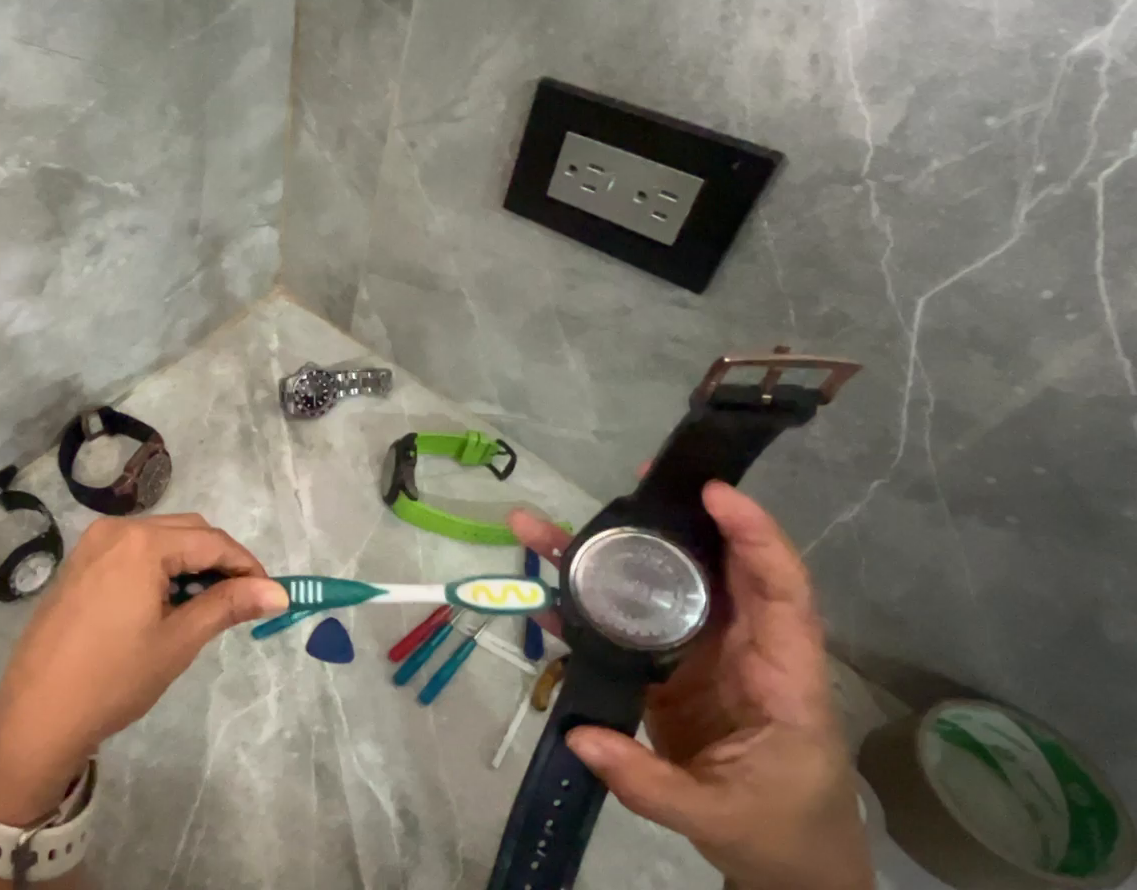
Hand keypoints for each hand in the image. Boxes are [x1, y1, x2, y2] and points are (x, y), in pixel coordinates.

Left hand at [0, 514, 288, 824]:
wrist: (38, 711)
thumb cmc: (115, 677)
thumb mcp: (179, 640)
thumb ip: (228, 605)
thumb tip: (278, 592)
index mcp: (143, 542)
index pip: (212, 541)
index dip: (246, 566)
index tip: (270, 596)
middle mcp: (117, 529)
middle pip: (186, 530)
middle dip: (219, 560)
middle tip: (241, 601)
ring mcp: (93, 543)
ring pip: (159, 538)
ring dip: (189, 562)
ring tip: (206, 605)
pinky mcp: (80, 562)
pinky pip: (133, 550)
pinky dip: (159, 566)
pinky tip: (167, 601)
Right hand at [510, 483, 871, 889]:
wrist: (787, 862)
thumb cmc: (779, 833)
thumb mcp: (720, 817)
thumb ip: (653, 782)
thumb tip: (581, 736)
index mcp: (782, 676)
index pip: (778, 591)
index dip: (754, 536)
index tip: (713, 493)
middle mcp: (745, 649)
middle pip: (712, 569)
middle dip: (675, 519)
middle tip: (634, 479)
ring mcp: (704, 654)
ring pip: (661, 587)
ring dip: (607, 553)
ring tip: (543, 528)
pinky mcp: (669, 668)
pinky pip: (630, 622)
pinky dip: (588, 602)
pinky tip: (545, 591)